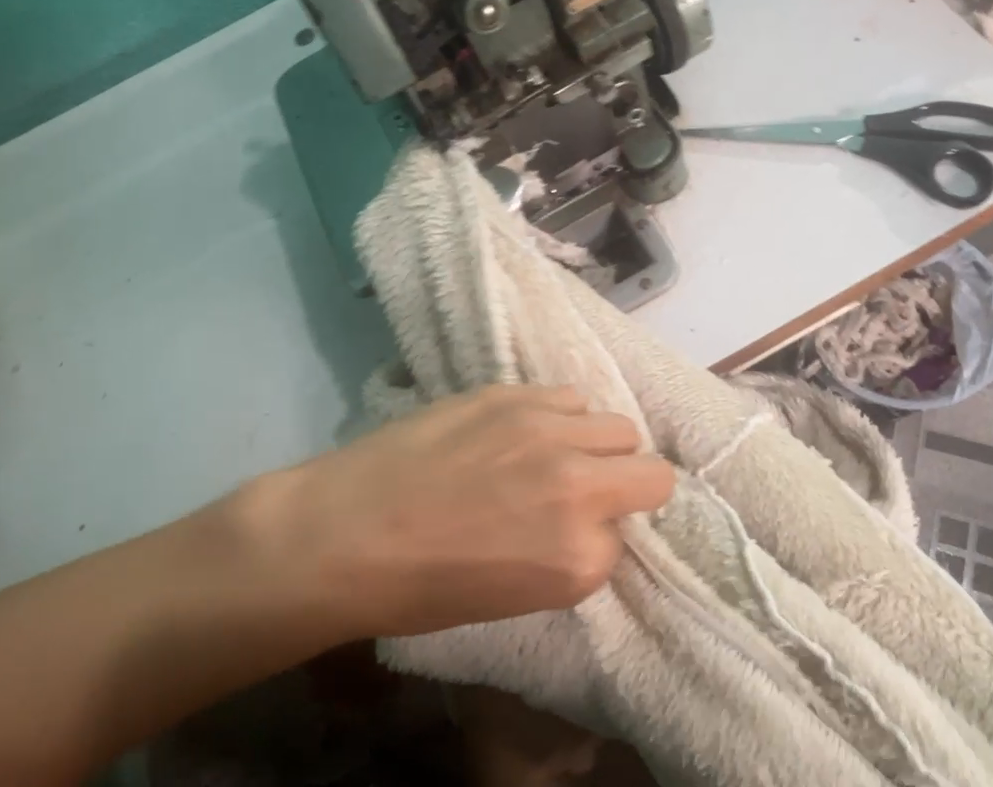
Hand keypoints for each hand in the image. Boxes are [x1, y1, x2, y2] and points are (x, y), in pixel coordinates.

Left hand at [235, 386, 675, 640]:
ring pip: (616, 425)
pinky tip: (520, 432)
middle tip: (582, 495)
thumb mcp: (516, 598)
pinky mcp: (510, 393)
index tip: (567, 541)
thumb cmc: (419, 588)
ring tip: (552, 458)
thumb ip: (572, 556)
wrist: (341, 534)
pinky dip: (559, 417)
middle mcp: (576, 484)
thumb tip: (591, 521)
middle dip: (625, 486)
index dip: (598, 539)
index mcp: (577, 556)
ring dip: (596, 446)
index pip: (627, 538)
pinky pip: (568, 397)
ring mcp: (544, 429)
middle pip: (651, 472)